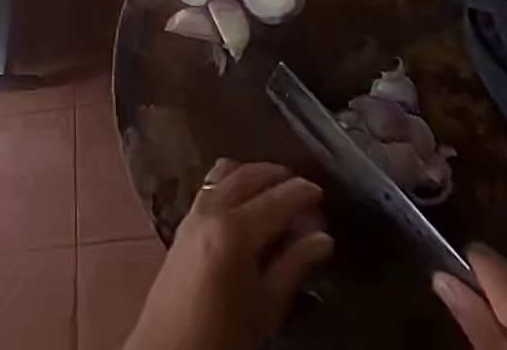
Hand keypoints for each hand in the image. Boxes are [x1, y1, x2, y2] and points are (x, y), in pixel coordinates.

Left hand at [122, 159, 334, 349]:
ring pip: (225, 174)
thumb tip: (323, 239)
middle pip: (248, 176)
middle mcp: (212, 211)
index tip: (320, 191)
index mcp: (236, 230)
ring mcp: (193, 213)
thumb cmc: (224, 335)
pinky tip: (244, 198)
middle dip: (276, 176)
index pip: (276, 200)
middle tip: (300, 187)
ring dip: (251, 173)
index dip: (301, 193)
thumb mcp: (267, 305)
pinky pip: (210, 186)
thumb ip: (294, 265)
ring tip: (274, 186)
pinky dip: (230, 181)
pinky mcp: (183, 223)